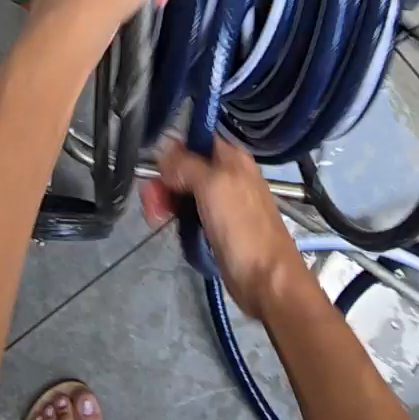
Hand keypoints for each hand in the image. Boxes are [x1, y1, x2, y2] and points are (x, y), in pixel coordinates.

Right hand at [141, 139, 302, 318]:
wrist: (267, 280)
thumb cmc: (242, 227)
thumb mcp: (212, 185)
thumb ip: (186, 163)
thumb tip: (164, 148)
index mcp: (232, 158)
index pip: (195, 139)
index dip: (173, 149)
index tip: (156, 167)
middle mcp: (227, 175)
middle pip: (185, 166)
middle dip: (164, 180)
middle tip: (151, 200)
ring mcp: (222, 202)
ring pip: (184, 190)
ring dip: (166, 199)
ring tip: (156, 217)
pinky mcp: (216, 226)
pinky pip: (189, 212)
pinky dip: (175, 215)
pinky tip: (165, 224)